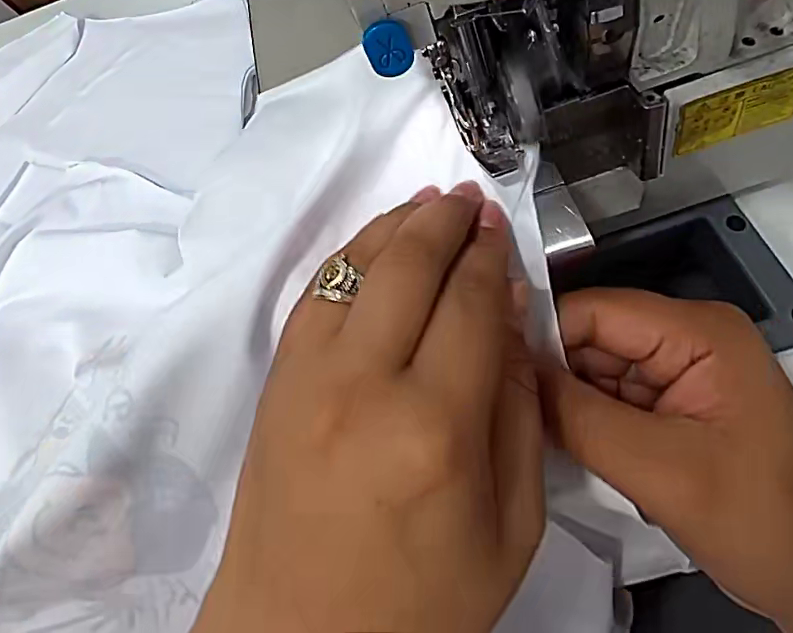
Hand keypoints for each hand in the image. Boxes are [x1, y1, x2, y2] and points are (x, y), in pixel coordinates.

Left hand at [194, 183, 544, 632]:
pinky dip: (351, 255)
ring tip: (429, 203)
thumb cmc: (422, 601)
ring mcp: (308, 374)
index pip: (469, 303)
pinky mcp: (277, 376)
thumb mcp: (510, 523)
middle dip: (445, 221)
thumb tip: (504, 308)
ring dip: (397, 225)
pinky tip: (377, 242)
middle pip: (410, 266)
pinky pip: (317, 291)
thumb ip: (515, 405)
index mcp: (435, 428)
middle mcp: (364, 384)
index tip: (499, 228)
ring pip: (356, 265)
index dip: (489, 255)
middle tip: (468, 200)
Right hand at [541, 290, 792, 632]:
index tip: (501, 372)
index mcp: (699, 330)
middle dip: (556, 374)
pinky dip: (589, 418)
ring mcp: (682, 367)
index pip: (594, 310)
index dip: (543, 336)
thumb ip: (580, 416)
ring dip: (571, 401)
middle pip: (592, 335)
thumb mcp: (664, 471)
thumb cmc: (769, 525)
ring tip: (545, 435)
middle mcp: (688, 335)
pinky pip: (613, 394)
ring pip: (596, 366)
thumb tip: (513, 373)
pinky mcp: (676, 398)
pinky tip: (575, 445)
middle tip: (516, 412)